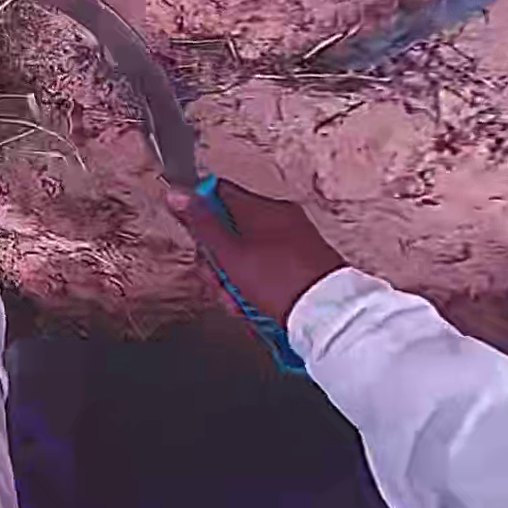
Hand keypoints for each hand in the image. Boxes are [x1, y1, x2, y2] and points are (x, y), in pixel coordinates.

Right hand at [167, 176, 345, 320]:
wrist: (329, 316)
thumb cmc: (281, 282)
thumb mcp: (228, 253)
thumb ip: (201, 223)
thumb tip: (178, 194)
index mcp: (263, 208)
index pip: (216, 191)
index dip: (198, 210)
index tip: (194, 232)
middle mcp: (279, 219)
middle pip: (228, 227)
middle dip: (215, 257)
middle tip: (216, 276)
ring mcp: (291, 241)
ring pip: (243, 251)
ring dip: (231, 277)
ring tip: (235, 298)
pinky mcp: (299, 264)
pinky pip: (262, 266)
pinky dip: (251, 284)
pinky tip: (250, 303)